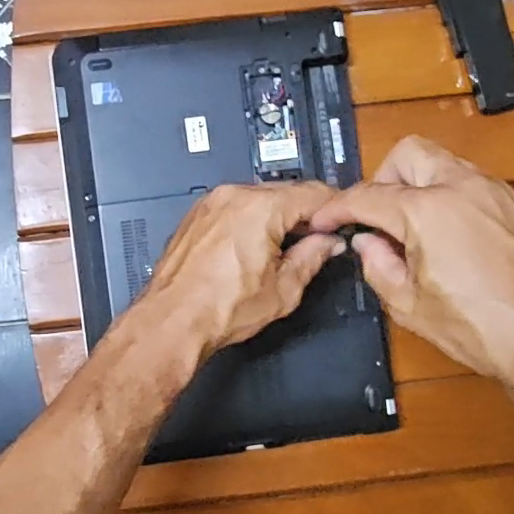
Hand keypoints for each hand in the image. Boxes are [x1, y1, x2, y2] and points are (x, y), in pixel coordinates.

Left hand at [136, 181, 346, 354]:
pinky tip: (254, 249)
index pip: (313, 193)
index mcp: (260, 208)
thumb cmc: (217, 309)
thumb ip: (312, 258)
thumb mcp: (283, 290)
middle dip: (305, 215)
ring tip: (284, 250)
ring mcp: (211, 204)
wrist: (172, 321)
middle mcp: (233, 196)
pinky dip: (250, 221)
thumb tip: (328, 244)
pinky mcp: (197, 216)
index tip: (342, 223)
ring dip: (277, 217)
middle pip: (285, 192)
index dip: (334, 209)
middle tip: (319, 241)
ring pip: (259, 199)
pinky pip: (234, 208)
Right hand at [310, 135, 513, 387]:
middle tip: (378, 217)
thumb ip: (378, 266)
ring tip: (417, 233)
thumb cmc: (482, 328)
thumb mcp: (410, 306)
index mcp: (427, 211)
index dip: (337, 208)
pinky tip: (456, 243)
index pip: (367, 196)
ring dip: (421, 187)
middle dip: (383, 179)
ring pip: (446, 165)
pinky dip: (454, 201)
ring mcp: (497, 193)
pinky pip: (476, 186)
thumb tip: (368, 244)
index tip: (326, 220)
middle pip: (408, 154)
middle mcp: (463, 188)